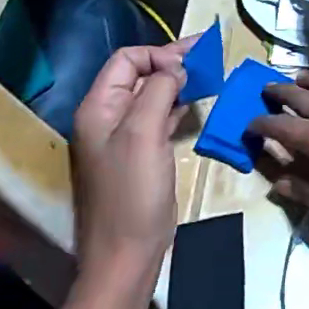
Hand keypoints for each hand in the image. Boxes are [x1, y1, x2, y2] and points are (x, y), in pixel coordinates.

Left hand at [70, 37, 197, 284]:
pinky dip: (178, 103)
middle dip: (173, 61)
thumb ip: (159, 91)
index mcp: (99, 108)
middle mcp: (108, 117)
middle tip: (210, 55)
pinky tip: (197, 101)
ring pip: (152, 93)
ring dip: (179, 80)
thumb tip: (177, 67)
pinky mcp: (142, 153)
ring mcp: (125, 136)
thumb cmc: (133, 192)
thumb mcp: (144, 134)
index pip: (127, 60)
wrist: (126, 253)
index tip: (194, 63)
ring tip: (209, 74)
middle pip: (140, 73)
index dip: (160, 55)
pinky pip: (159, 115)